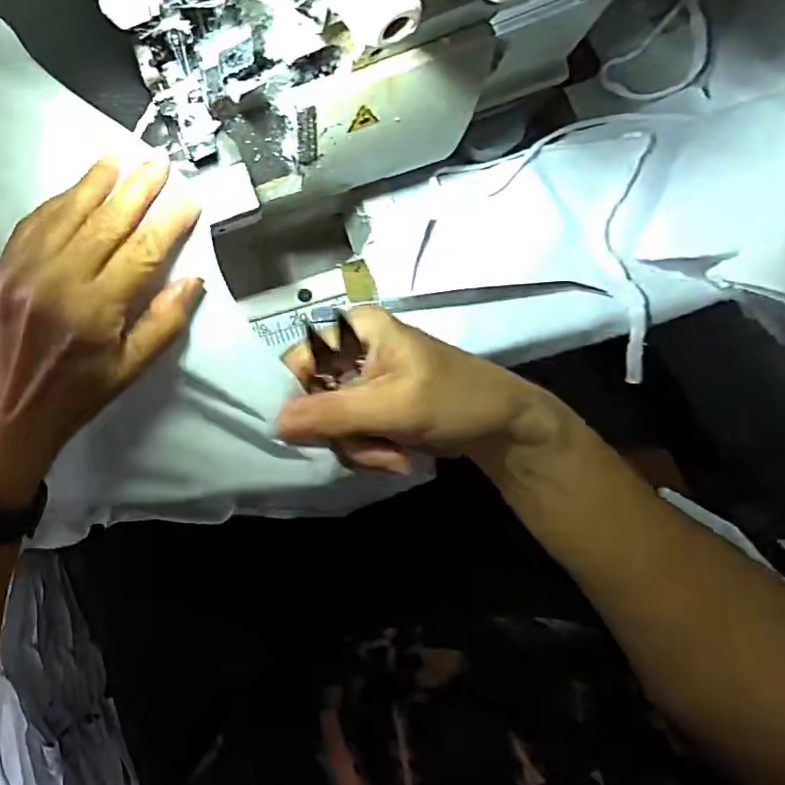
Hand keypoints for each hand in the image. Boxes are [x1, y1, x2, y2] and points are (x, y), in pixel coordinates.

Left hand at [0, 157, 205, 505]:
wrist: (10, 414)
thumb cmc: (78, 395)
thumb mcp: (130, 369)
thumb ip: (165, 321)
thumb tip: (194, 279)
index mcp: (94, 311)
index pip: (141, 251)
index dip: (168, 222)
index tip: (188, 199)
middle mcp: (58, 283)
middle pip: (105, 222)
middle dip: (136, 189)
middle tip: (157, 163)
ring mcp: (23, 273)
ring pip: (66, 214)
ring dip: (95, 182)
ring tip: (119, 158)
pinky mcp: (1, 270)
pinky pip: (32, 224)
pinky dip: (57, 202)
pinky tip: (76, 189)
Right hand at [277, 306, 599, 488]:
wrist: (508, 428)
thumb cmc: (455, 400)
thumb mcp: (391, 407)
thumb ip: (332, 414)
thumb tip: (276, 424)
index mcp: (354, 328)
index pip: (299, 360)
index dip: (300, 397)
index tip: (316, 430)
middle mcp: (351, 349)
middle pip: (312, 396)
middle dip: (342, 432)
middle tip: (374, 447)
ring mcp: (361, 379)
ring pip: (328, 420)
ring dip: (358, 447)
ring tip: (394, 455)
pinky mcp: (372, 406)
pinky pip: (347, 431)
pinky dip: (368, 449)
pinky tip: (397, 455)